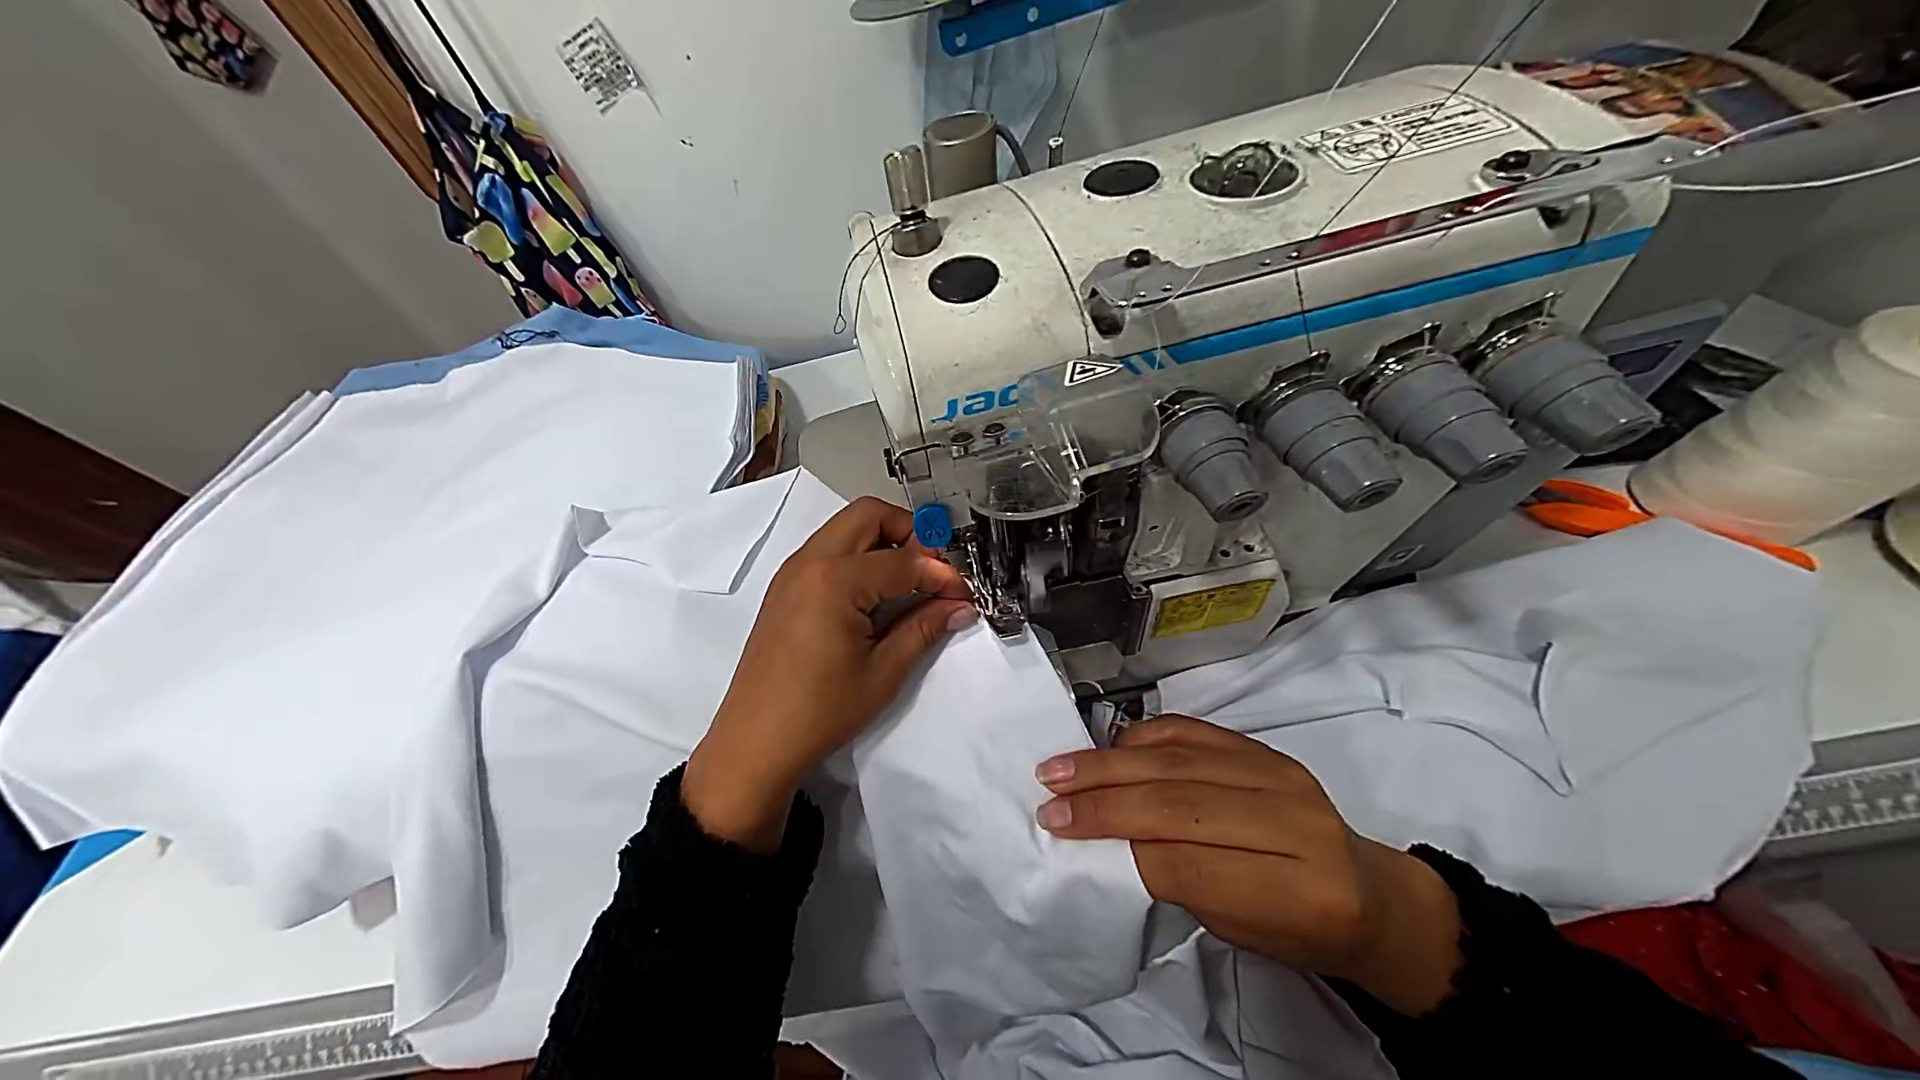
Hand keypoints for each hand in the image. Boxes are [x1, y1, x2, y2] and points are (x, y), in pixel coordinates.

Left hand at [684, 496, 976, 851]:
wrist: (756, 742)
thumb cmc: (815, 712)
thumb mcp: (883, 671)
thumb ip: (924, 627)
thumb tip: (957, 605)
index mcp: (833, 580)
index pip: (903, 560)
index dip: (940, 574)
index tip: (960, 593)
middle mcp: (808, 564)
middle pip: (870, 515)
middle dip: (910, 532)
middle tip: (935, 570)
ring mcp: (792, 573)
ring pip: (846, 527)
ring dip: (883, 541)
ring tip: (910, 582)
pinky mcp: (786, 587)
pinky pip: (828, 550)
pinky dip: (858, 556)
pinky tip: (877, 594)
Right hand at [1034, 715, 1461, 1014]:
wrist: (1363, 891)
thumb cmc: (1299, 927)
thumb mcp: (1240, 928)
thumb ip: (1181, 881)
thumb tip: (1109, 837)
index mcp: (1299, 889)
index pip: (1191, 863)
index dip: (1122, 848)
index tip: (1065, 835)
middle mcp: (1294, 820)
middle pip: (1179, 801)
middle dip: (1104, 800)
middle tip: (1050, 800)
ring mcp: (1279, 773)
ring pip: (1176, 759)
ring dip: (1110, 762)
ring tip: (1062, 768)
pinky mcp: (1263, 747)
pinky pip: (1192, 732)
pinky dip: (1142, 738)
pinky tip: (1109, 747)